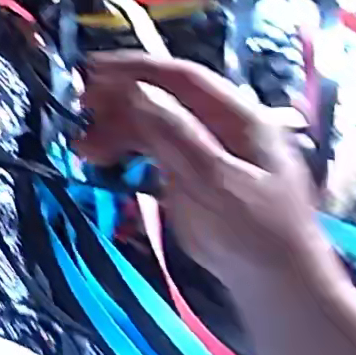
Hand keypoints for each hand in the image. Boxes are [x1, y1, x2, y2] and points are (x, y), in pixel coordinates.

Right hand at [77, 53, 345, 301]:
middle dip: (117, 99)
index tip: (91, 69)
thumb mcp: (214, 180)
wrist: (276, 287)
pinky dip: (121, 148)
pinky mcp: (188, 171)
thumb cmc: (253, 232)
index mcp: (238, 117)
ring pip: (149, 122)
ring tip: (84, 146)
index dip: (135, 67)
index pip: (182, 76)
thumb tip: (132, 90)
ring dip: (114, 127)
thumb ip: (173, 133)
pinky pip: (148, 147)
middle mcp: (220, 125)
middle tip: (80, 108)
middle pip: (161, 97)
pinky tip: (99, 157)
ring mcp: (204, 148)